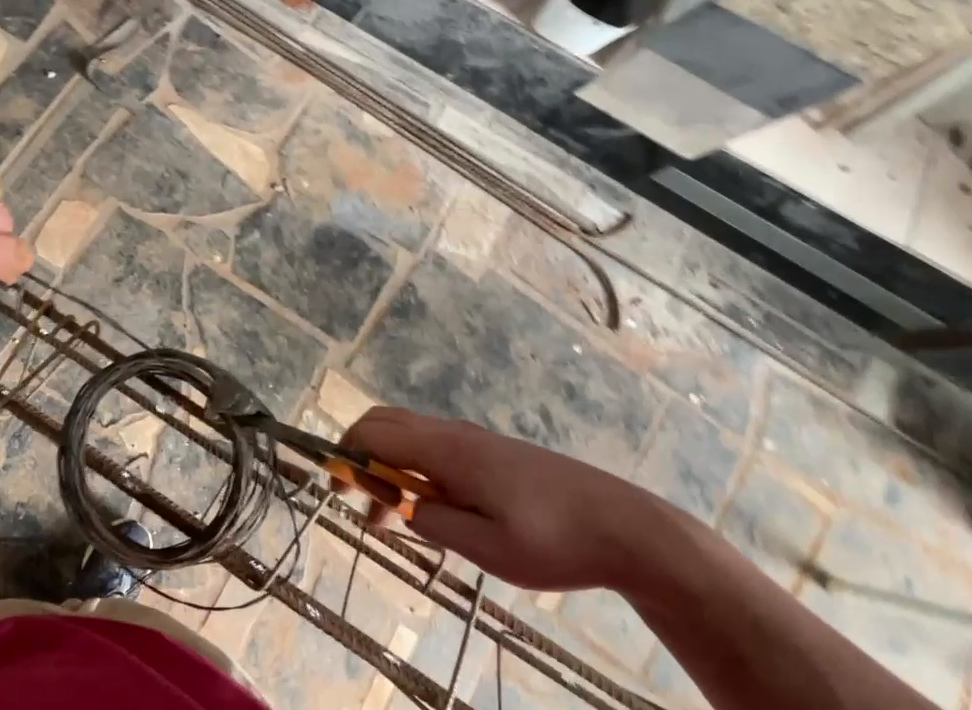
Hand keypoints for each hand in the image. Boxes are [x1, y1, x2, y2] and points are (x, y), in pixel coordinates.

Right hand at [340, 407, 672, 591]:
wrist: (631, 530)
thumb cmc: (557, 543)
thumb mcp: (489, 549)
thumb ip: (435, 523)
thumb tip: (402, 507)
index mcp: (448, 451)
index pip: (374, 432)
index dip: (346, 455)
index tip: (340, 492)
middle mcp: (455, 434)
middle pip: (385, 423)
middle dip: (360, 456)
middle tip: (361, 503)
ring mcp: (476, 440)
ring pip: (410, 436)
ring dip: (388, 467)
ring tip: (390, 518)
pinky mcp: (493, 453)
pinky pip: (434, 448)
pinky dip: (414, 470)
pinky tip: (430, 509)